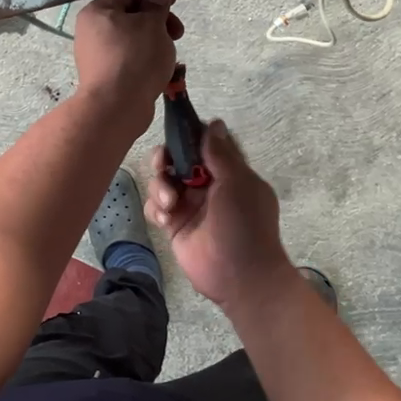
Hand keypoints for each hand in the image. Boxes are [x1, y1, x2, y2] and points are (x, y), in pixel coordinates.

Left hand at [72, 0, 183, 136]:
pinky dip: (144, 60)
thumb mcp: (152, 24)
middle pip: (129, 15)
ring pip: (131, 38)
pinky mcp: (104, 75)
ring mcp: (96, 55)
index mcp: (98, 11)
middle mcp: (91, 30)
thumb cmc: (135, 58)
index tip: (173, 2)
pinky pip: (128, 59)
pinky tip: (159, 71)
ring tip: (169, 55)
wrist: (117, 107)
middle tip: (177, 32)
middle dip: (157, 20)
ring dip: (154, 41)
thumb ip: (157, 5)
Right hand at [145, 121, 293, 314]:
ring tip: (170, 205)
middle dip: (164, 160)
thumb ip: (221, 154)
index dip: (188, 135)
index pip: (204, 143)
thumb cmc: (245, 226)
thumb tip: (214, 123)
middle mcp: (206, 184)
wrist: (239, 277)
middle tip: (162, 166)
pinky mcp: (174, 225)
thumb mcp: (238, 184)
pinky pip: (156, 207)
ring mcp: (189, 205)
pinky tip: (166, 221)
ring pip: (162, 181)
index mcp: (228, 171)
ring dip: (160, 187)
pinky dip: (156, 209)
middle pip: (176, 159)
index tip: (175, 132)